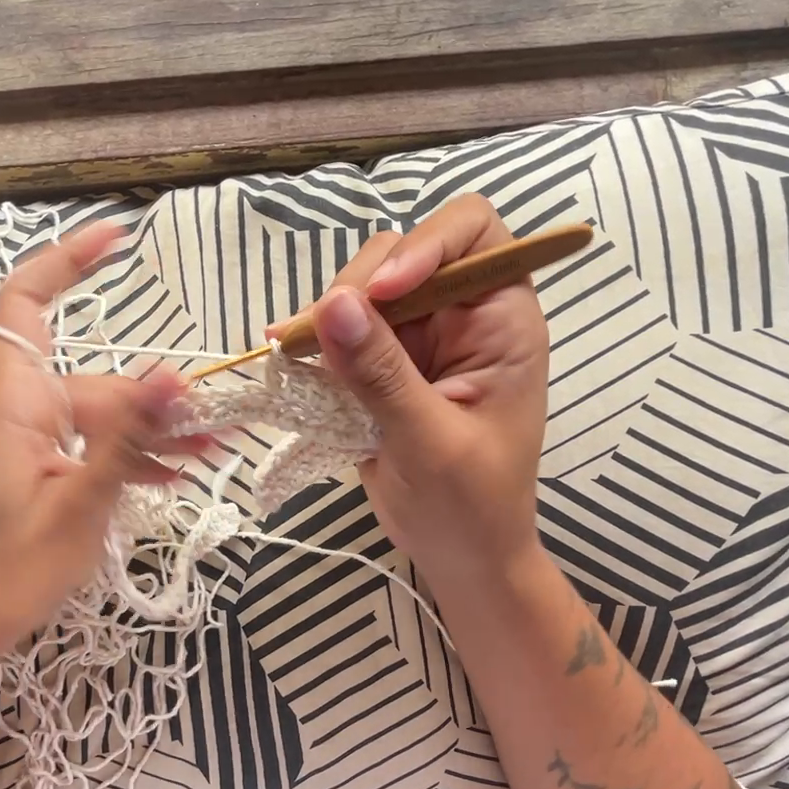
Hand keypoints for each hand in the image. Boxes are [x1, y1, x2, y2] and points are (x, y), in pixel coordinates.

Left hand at [0, 224, 203, 674]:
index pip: (26, 302)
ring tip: (210, 457)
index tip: (119, 238)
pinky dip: (125, 459)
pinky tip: (171, 477)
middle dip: (155, 401)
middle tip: (217, 432)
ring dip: (150, 436)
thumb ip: (126, 440)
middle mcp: (16, 408)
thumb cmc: (4, 573)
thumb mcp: (78, 507)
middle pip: (93, 380)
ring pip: (97, 419)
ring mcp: (23, 442)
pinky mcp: (31, 472)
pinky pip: (86, 448)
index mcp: (13, 400)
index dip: (66, 260)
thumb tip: (178, 378)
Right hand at [269, 195, 548, 580]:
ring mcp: (418, 340)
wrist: (459, 555)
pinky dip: (314, 342)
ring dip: (328, 316)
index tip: (383, 294)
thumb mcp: (429, 440)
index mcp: (501, 321)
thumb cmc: (469, 506)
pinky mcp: (382, 365)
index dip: (425, 245)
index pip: (471, 234)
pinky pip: (343, 332)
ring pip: (362, 292)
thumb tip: (332, 305)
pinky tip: (287, 356)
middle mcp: (459, 316)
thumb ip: (382, 373)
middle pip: (401, 254)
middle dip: (358, 288)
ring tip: (293, 351)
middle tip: (318, 338)